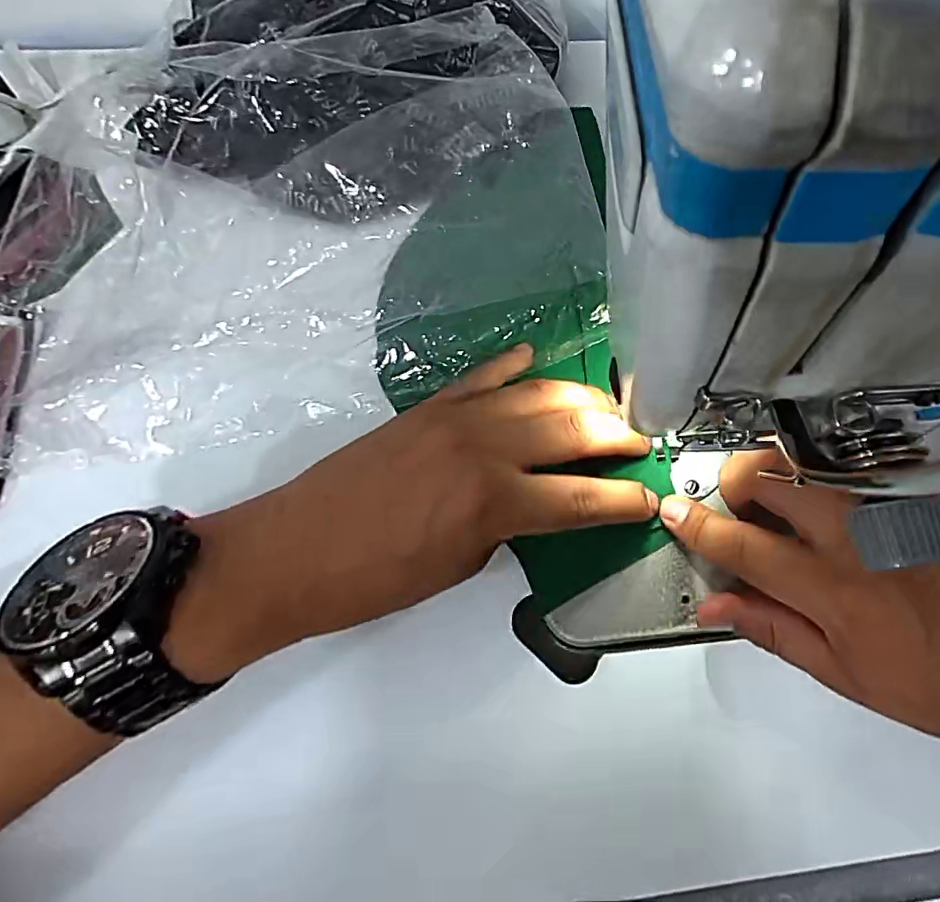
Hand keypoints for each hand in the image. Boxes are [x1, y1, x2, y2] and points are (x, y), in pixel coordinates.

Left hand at [167, 345, 658, 679]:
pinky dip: (516, 367)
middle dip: (618, 437)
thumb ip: (511, 527)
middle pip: (574, 430)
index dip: (624, 501)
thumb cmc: (376, 578)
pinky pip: (485, 375)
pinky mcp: (431, 404)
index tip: (649, 501)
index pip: (582, 498)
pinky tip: (536, 360)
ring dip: (582, 399)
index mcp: (495, 501)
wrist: (291, 551)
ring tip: (605, 411)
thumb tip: (540, 504)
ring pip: (540, 392)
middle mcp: (486, 446)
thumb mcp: (460, 566)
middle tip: (639, 446)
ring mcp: (458, 415)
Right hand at [659, 449, 939, 763]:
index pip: (740, 543)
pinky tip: (843, 505)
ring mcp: (895, 500)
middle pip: (766, 477)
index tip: (674, 511)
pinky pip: (856, 463)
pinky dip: (829, 475)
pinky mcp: (925, 485)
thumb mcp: (845, 673)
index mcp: (834, 589)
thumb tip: (720, 607)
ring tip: (786, 507)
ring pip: (807, 458)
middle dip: (732, 484)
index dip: (697, 524)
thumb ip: (773, 629)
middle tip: (737, 510)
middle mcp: (860, 533)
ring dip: (777, 474)